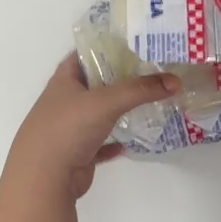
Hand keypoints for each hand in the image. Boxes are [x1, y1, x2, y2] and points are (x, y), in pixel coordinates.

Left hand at [8, 54, 177, 196]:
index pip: (85, 55)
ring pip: (100, 114)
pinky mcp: (77, 152)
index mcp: (64, 81)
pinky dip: (115, 142)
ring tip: (149, 102)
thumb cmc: (68, 128)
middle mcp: (65, 101)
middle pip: (96, 84)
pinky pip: (101, 143)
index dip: (107, 47)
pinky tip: (131, 141)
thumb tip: (175, 81)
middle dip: (121, 79)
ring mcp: (70, 128)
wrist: (45, 177)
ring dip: (120, 110)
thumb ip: (142, 89)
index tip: (135, 44)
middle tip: (152, 72)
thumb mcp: (107, 101)